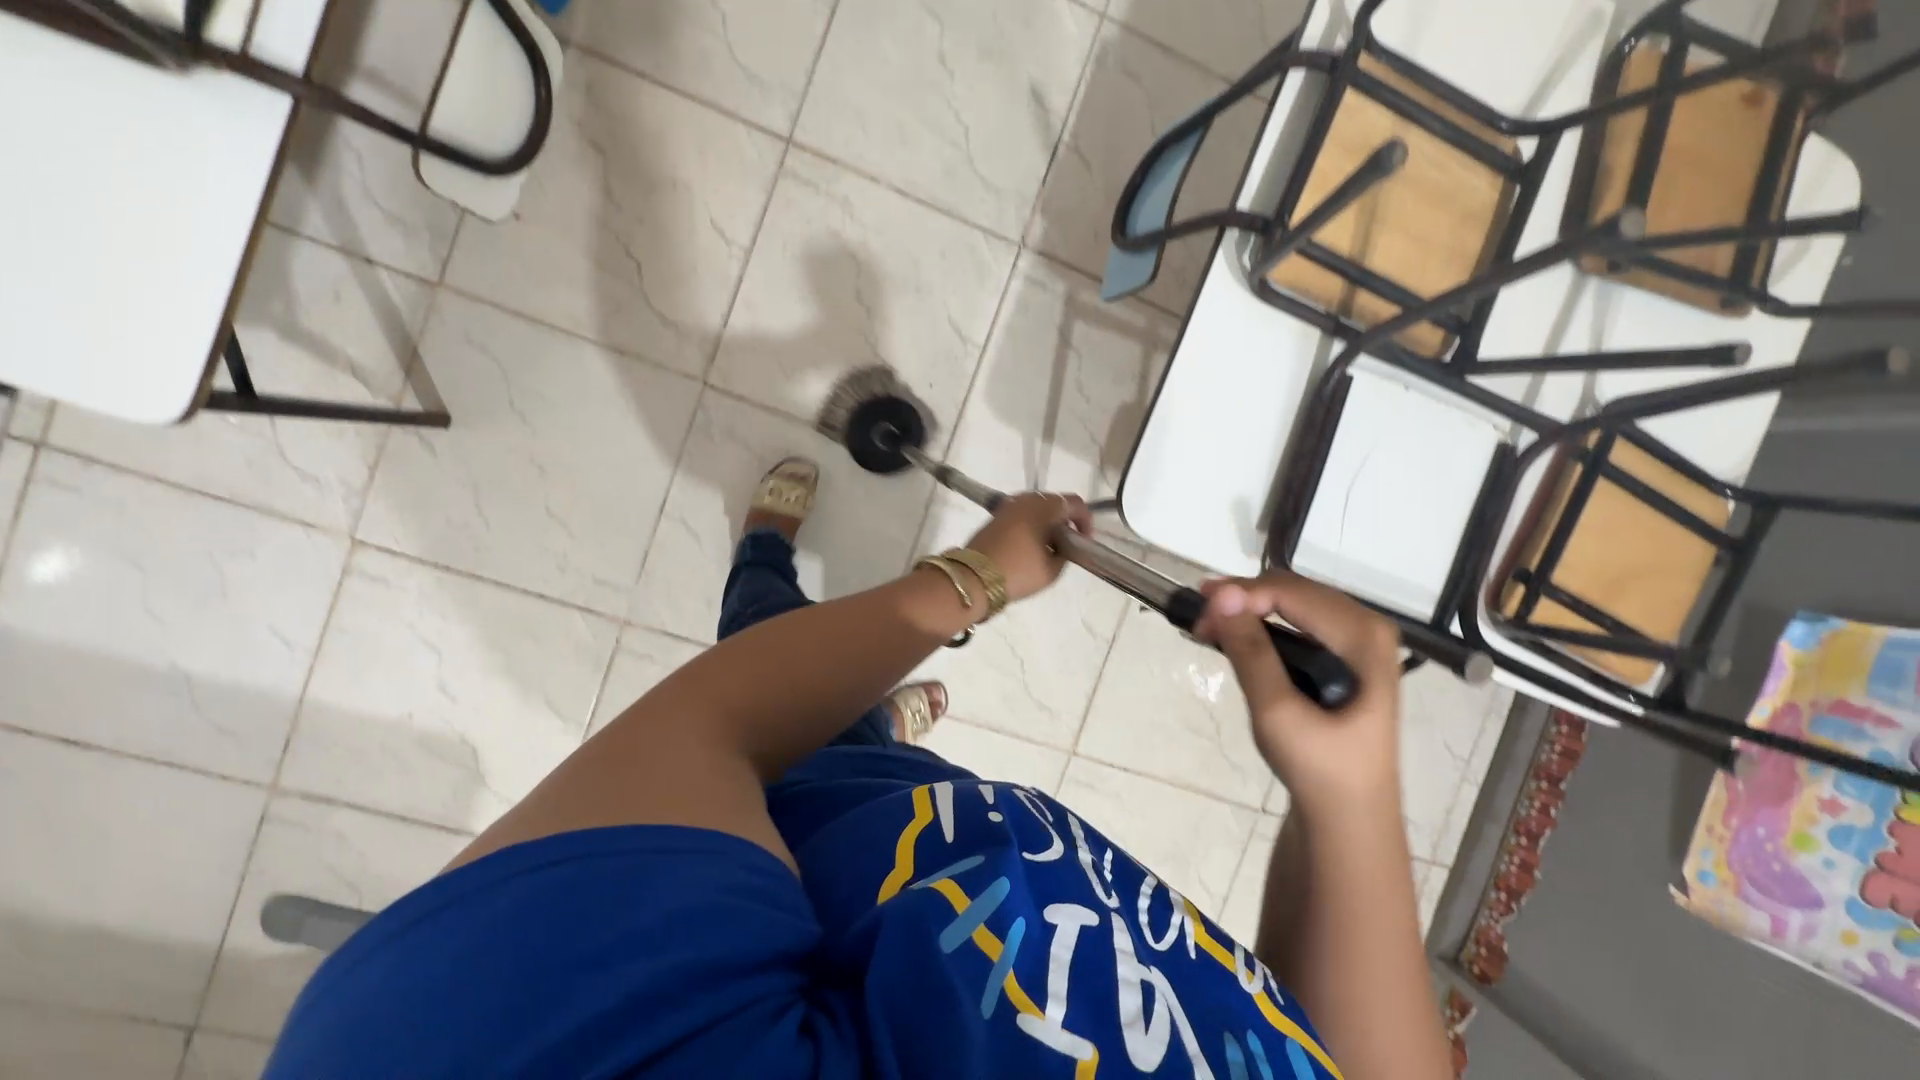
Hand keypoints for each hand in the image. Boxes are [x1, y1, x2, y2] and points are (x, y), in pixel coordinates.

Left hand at [965, 493, 1092, 603]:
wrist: (973, 578)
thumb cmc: (1018, 572)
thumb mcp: (1052, 569)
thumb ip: (1064, 552)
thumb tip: (1062, 544)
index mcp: (1044, 507)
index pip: (1074, 503)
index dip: (1085, 520)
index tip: (1084, 541)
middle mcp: (1026, 499)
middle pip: (1055, 502)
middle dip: (1065, 519)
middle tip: (1068, 543)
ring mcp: (1008, 505)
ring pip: (1036, 507)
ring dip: (1047, 521)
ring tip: (1049, 545)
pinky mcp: (995, 516)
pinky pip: (1021, 513)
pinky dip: (1031, 523)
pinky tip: (1030, 544)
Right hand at [1192, 572, 1403, 814]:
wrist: (1350, 816)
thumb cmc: (1318, 767)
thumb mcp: (1277, 711)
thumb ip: (1251, 651)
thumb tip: (1220, 596)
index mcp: (1363, 637)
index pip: (1290, 592)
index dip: (1241, 594)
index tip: (1198, 614)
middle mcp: (1368, 628)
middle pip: (1294, 591)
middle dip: (1243, 599)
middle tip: (1199, 621)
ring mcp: (1362, 643)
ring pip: (1295, 603)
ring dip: (1251, 610)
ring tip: (1211, 629)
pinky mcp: (1349, 658)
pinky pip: (1302, 622)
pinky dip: (1267, 625)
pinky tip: (1240, 639)